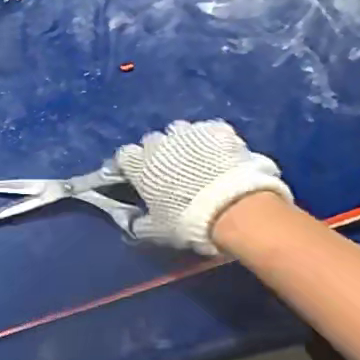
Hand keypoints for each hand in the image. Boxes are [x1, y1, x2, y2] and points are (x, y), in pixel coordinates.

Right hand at [113, 120, 292, 254]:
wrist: (234, 209)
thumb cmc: (187, 221)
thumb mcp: (155, 230)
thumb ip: (137, 223)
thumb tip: (130, 220)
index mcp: (139, 166)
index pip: (125, 156)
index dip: (131, 165)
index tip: (137, 176)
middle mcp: (160, 144)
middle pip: (152, 140)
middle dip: (158, 152)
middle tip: (170, 171)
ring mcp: (190, 134)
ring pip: (180, 130)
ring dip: (183, 142)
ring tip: (195, 158)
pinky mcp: (220, 131)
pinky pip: (209, 130)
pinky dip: (212, 139)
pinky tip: (220, 153)